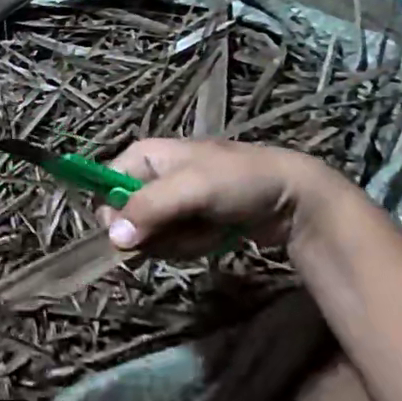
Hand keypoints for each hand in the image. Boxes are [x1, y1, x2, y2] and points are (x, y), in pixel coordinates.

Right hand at [103, 138, 373, 254]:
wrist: (295, 198)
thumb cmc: (239, 181)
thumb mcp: (192, 188)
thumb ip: (149, 208)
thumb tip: (112, 237)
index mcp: (143, 155)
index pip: (106, 185)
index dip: (113, 212)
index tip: (131, 235)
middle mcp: (151, 176)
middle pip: (125, 215)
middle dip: (153, 231)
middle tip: (183, 230)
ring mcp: (170, 200)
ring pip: (147, 233)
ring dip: (175, 241)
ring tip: (207, 230)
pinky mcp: (187, 220)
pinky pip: (170, 241)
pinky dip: (189, 245)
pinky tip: (213, 237)